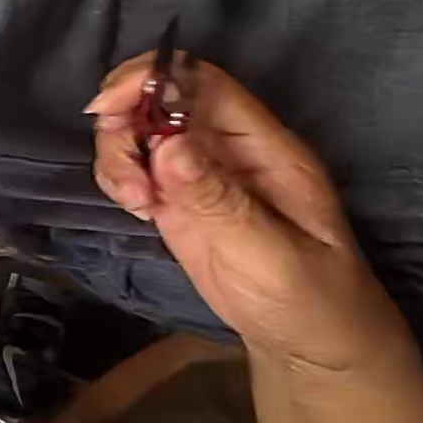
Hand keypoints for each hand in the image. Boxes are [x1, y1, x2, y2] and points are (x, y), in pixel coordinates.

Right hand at [88, 54, 414, 376]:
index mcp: (260, 143)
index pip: (200, 81)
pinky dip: (116, 178)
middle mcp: (221, 144)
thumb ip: (219, 200)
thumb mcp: (271, 255)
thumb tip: (167, 146)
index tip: (110, 107)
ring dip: (116, 156)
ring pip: (133, 128)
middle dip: (122, 122)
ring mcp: (193, 166)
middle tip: (123, 173)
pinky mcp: (169, 191)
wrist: (307, 343)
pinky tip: (137, 210)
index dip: (151, 78)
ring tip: (135, 202)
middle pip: (154, 97)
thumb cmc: (311, 300)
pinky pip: (127, 163)